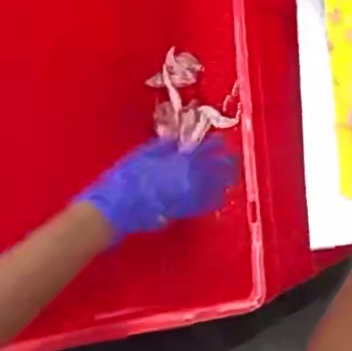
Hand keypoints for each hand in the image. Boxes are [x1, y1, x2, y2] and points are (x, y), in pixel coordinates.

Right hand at [79, 136, 238, 240]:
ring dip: (226, 179)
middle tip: (233, 158)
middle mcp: (193, 176)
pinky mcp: (188, 210)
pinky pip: (209, 202)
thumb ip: (164, 147)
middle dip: (229, 162)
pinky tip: (218, 194)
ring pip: (219, 185)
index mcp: (183, 160)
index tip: (223, 140)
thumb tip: (177, 141)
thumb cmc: (127, 178)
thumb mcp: (144, 154)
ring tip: (231, 175)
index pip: (208, 148)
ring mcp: (192, 194)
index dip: (217, 143)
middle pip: (220, 167)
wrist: (118, 207)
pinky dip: (216, 196)